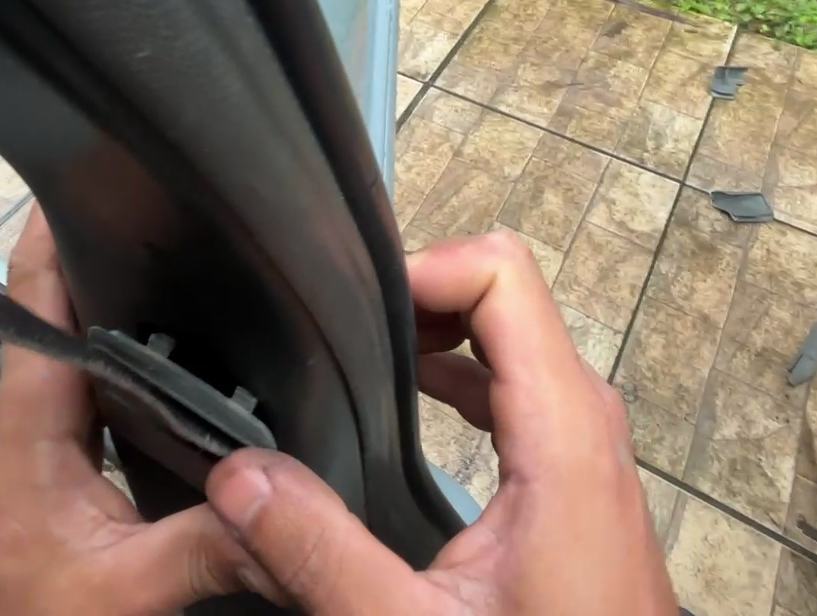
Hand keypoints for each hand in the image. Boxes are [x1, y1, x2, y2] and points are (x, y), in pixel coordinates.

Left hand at [0, 206, 270, 614]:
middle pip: (57, 291)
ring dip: (114, 280)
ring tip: (178, 240)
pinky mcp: (63, 438)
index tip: (94, 174)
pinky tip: (178, 330)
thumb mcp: (119, 593)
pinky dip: (127, 329)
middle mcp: (36, 400)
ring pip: (77, 324)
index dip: (56, 229)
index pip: (36, 294)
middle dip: (101, 236)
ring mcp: (48, 417)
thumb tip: (281, 503)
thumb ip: (202, 548)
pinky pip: (96, 362)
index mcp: (35, 417)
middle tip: (163, 190)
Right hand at [203, 230, 677, 614]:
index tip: (358, 303)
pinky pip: (511, 368)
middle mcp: (580, 408)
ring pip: (507, 323)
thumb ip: (321, 551)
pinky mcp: (569, 454)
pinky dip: (456, 356)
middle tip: (343, 324)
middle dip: (419, 289)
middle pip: (501, 287)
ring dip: (435, 321)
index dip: (426, 266)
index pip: (502, 273)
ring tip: (363, 347)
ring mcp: (580, 429)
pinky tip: (406, 387)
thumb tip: (236, 474)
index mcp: (559, 427)